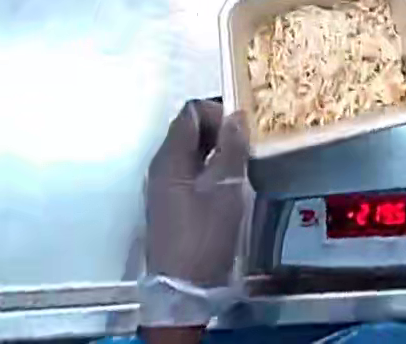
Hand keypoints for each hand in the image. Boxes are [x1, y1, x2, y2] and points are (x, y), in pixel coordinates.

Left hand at [141, 100, 251, 326]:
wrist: (180, 293)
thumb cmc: (204, 235)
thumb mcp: (226, 187)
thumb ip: (232, 147)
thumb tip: (236, 116)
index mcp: (170, 156)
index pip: (191, 111)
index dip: (217, 111)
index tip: (240, 128)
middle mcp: (161, 165)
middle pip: (189, 129)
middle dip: (218, 130)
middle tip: (244, 144)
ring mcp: (162, 186)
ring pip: (190, 151)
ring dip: (214, 150)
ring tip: (239, 164)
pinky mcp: (168, 204)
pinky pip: (187, 171)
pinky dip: (207, 168)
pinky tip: (225, 186)